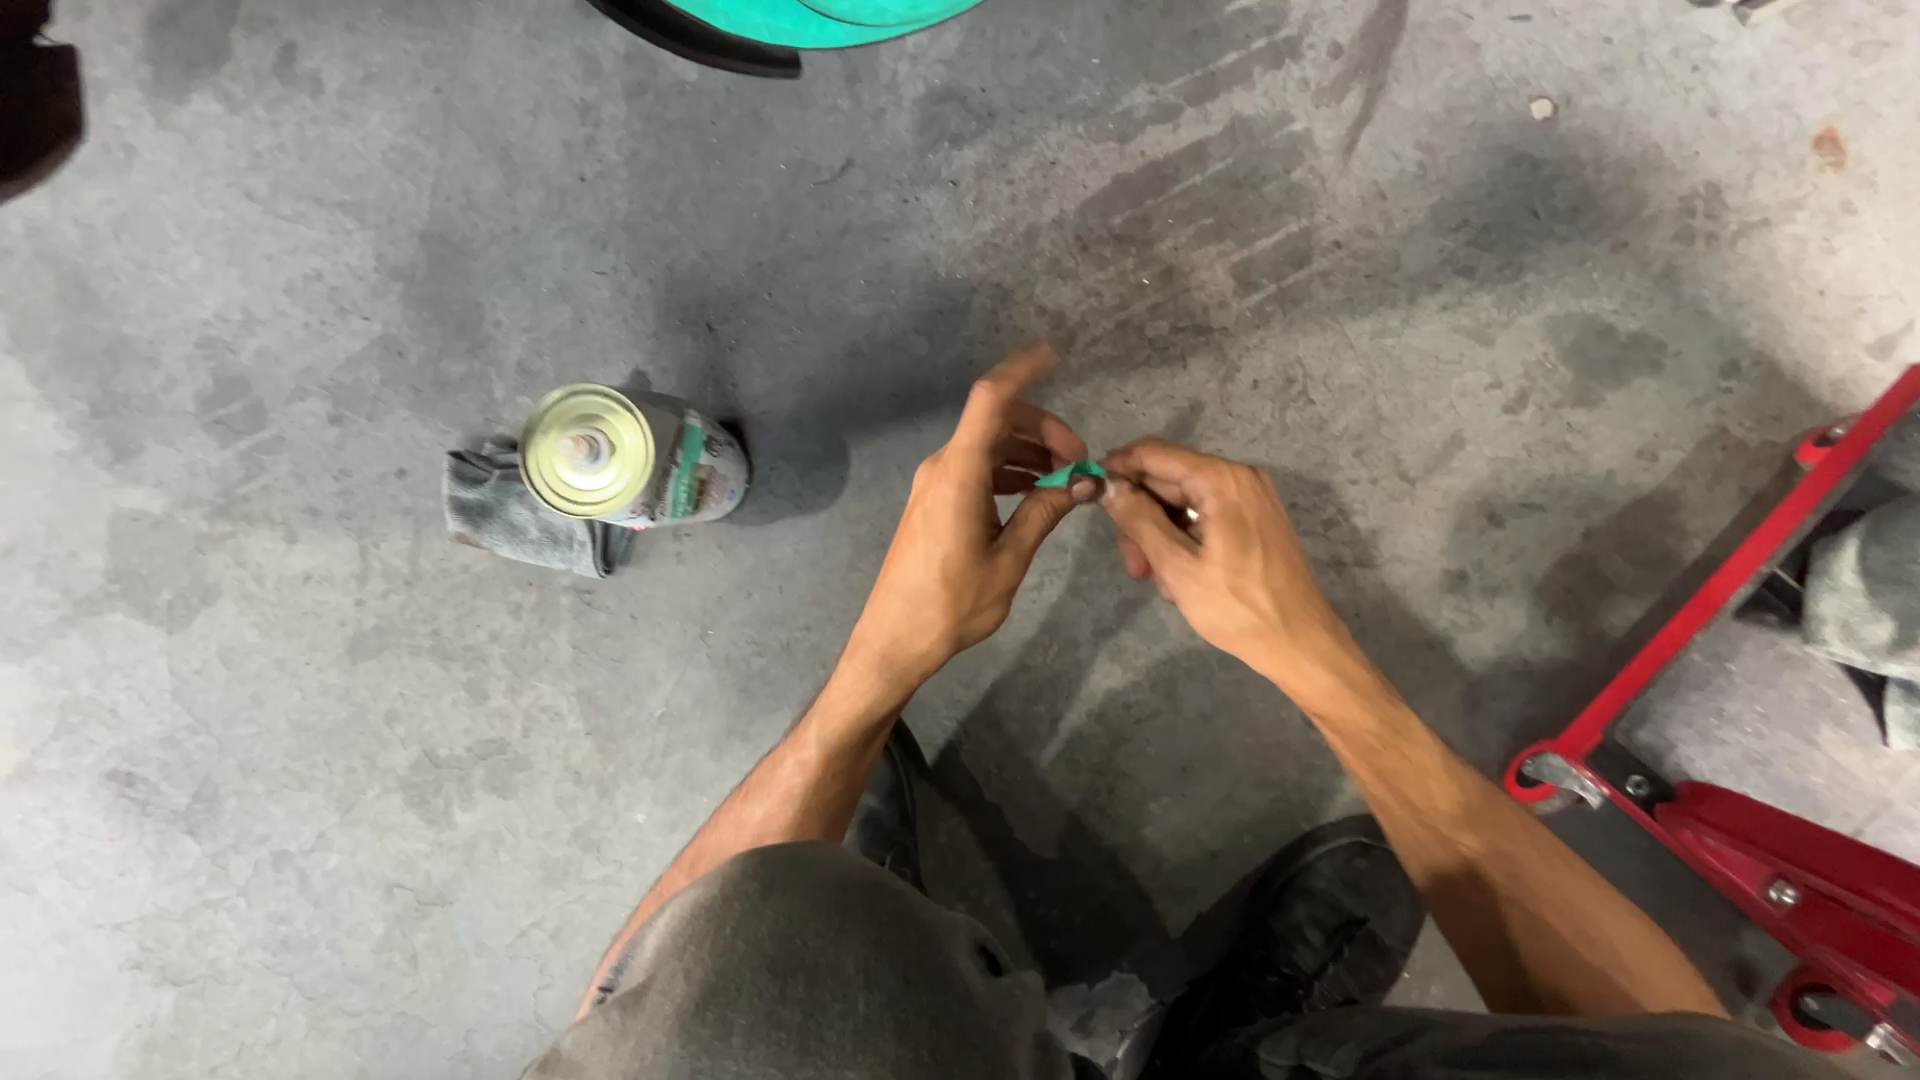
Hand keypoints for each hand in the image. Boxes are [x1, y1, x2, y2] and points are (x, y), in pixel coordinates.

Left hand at [843, 344, 1098, 687]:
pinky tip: (1035, 494)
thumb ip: (1045, 513)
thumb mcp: (1009, 560)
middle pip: (997, 422)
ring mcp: (935, 484)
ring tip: (1065, 482)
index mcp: (959, 473)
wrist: (895, 638)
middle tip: (1080, 463)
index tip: (1056, 355)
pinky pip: (976, 469)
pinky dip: (1008, 472)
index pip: (991, 400)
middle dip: (1043, 430)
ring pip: (988, 446)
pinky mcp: (934, 502)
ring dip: (1028, 453)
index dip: (1023, 369)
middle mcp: (943, 467)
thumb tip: (1084, 481)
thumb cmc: (951, 604)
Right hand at [1099, 438, 1356, 691]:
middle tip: (1132, 564)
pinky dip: (1183, 537)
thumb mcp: (1177, 566)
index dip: (1117, 468)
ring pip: (1183, 500)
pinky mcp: (1255, 517)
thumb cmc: (1237, 607)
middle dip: (1140, 515)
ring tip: (1155, 579)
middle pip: (1168, 478)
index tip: (1092, 493)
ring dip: (1159, 533)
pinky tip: (1177, 575)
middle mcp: (1239, 477)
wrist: (1300, 643)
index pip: (1154, 453)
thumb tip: (1106, 486)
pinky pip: (1205, 513)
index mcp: (1221, 480)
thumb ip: (1138, 520)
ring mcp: (1250, 497)